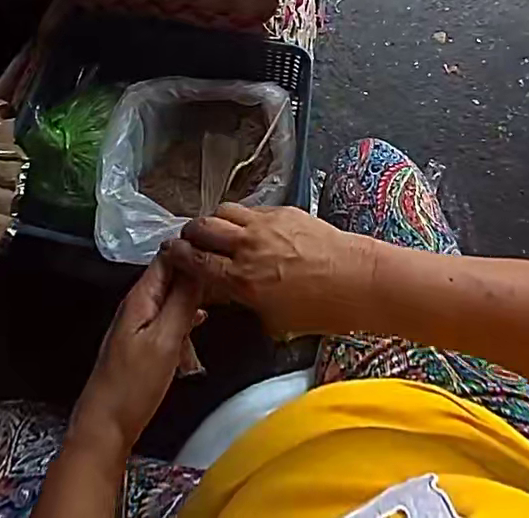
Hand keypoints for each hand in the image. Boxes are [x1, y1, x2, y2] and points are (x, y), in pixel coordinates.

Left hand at [72, 256, 205, 447]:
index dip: (191, 250)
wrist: (105, 428)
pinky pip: (167, 320)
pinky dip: (183, 322)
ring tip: (215, 305)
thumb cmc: (133, 385)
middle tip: (223, 282)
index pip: (167, 257)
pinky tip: (195, 328)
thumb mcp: (165, 340)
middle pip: (170, 276)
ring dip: (191, 303)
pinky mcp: (142, 341)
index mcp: (140, 296)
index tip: (218, 252)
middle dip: (195, 277)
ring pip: (171, 299)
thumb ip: (182, 302)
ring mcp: (138, 322)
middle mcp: (138, 303)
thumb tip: (197, 266)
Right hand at [162, 203, 380, 336]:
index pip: (197, 262)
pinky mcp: (282, 210)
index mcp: (243, 279)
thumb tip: (225, 291)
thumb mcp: (275, 319)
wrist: (357, 279)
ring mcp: (264, 224)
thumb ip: (244, 301)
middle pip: (204, 228)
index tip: (171, 252)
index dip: (179, 255)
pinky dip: (241, 216)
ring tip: (217, 229)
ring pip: (224, 211)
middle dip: (191, 232)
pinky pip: (250, 209)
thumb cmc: (320, 310)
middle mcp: (248, 246)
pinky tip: (248, 227)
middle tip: (189, 238)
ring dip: (214, 219)